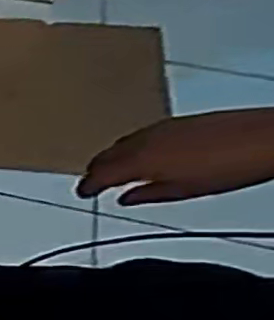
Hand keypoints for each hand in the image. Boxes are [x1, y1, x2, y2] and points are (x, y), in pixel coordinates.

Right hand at [77, 108, 273, 204]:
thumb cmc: (236, 166)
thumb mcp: (189, 190)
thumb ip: (150, 194)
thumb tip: (126, 198)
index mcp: (136, 162)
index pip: (97, 176)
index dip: (87, 187)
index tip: (84, 193)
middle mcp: (139, 143)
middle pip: (103, 157)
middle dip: (96, 170)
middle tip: (96, 182)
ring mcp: (157, 129)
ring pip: (120, 145)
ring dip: (114, 157)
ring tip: (120, 168)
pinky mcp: (175, 121)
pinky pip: (141, 135)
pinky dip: (134, 146)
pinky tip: (147, 153)